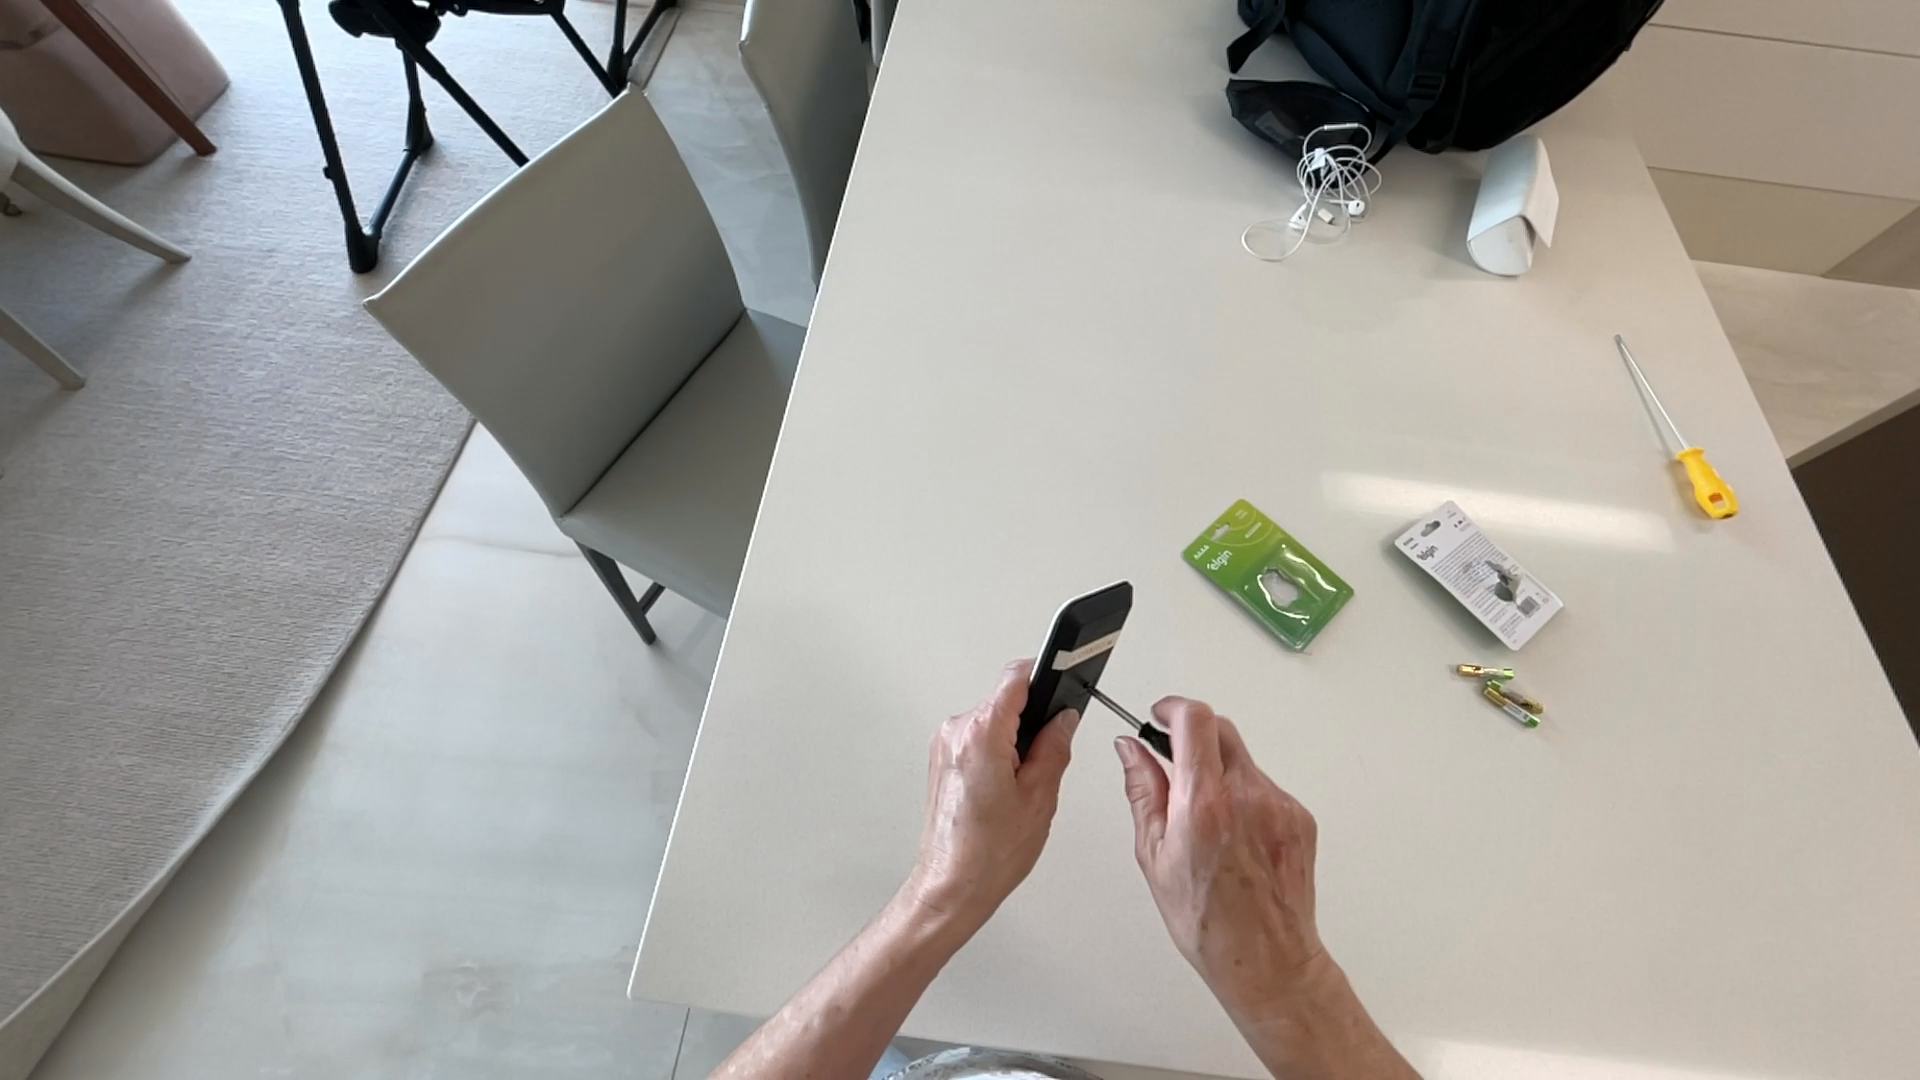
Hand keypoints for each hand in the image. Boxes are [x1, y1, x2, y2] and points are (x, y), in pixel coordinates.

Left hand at [905, 660, 1079, 934]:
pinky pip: (977, 737)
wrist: (948, 886)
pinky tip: (1004, 787)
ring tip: (1021, 784)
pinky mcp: (941, 756)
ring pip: (992, 719)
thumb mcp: (1039, 798)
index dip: (1045, 673)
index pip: (1016, 677)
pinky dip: (996, 751)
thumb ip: (1054, 747)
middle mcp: (957, 731)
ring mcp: (945, 743)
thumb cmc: (987, 855)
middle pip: (1005, 699)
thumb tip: (1064, 719)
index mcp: (981, 734)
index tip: (1063, 675)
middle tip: (1047, 757)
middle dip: (1032, 720)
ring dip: (1013, 738)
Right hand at [1116, 698, 1416, 1079]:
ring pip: (1241, 758)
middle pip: (1220, 728)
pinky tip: (1232, 831)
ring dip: (1217, 768)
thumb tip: (1130, 749)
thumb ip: (1142, 789)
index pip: (1195, 720)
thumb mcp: (1153, 853)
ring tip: (1205, 813)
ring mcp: (1278, 806)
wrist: (1268, 962)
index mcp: (1205, 804)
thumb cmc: (1207, 921)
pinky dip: (1242, 793)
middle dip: (1192, 734)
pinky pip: (1263, 784)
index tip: (1160, 713)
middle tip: (1175, 759)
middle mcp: (1247, 797)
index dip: (1173, 707)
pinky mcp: (1299, 818)